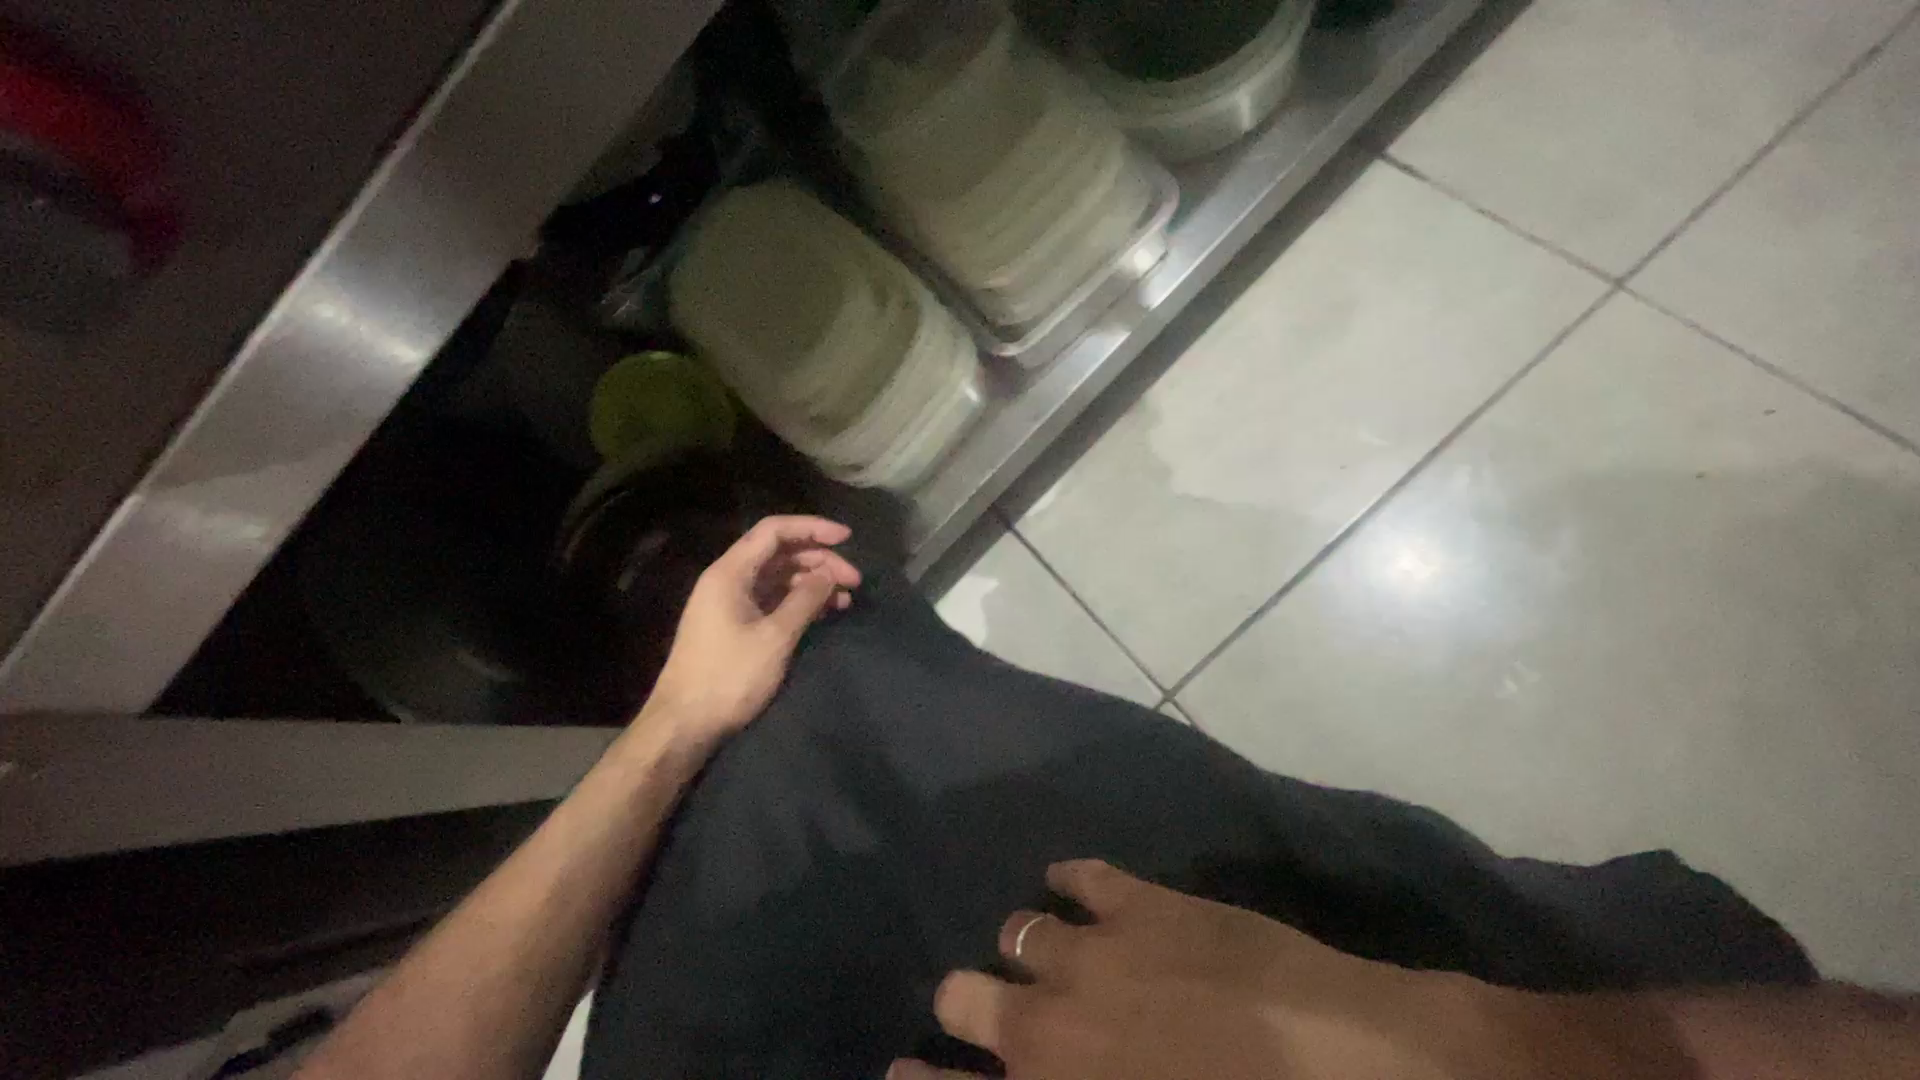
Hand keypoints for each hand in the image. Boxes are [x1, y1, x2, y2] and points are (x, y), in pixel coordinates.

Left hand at [637, 515, 859, 747]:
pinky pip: (773, 600)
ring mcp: (731, 603)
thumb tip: (829, 573)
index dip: (812, 527)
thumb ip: (805, 600)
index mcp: (730, 573)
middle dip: (819, 560)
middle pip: (779, 553)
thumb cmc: (728, 676)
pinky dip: (800, 601)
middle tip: (855, 580)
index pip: (773, 531)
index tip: (847, 538)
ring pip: (779, 577)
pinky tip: (825, 613)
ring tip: (846, 598)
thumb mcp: (774, 637)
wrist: (684, 723)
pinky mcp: (736, 625)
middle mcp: (729, 580)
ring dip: (813, 582)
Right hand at [896, 860, 1532, 1079]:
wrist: (1339, 1064)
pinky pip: (1076, 878)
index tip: (901, 1068)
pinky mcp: (1137, 904)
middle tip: (984, 1006)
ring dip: (1023, 947)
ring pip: (1016, 933)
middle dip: (965, 1004)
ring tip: (1041, 949)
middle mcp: (1050, 1021)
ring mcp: (1090, 954)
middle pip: (964, 996)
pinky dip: (1068, 883)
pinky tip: (1072, 887)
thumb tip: (1052, 1071)